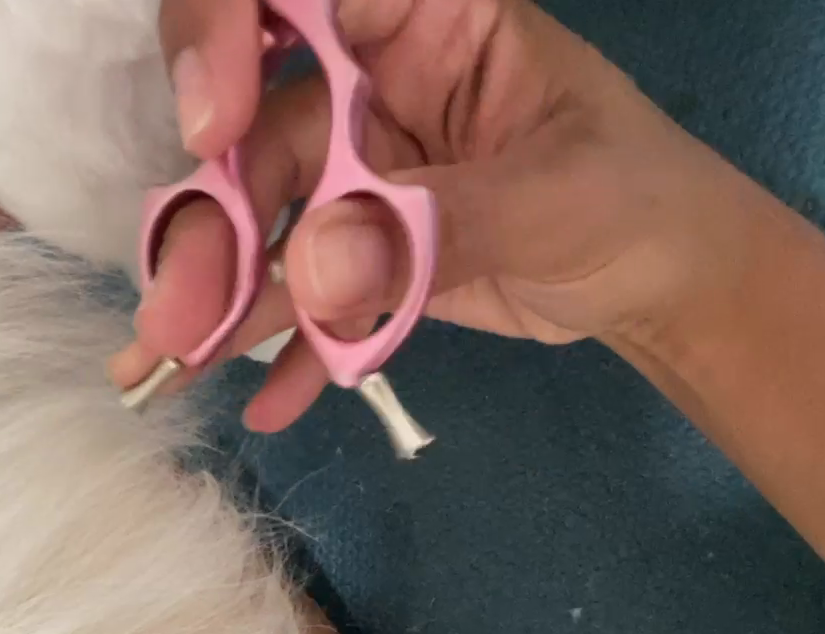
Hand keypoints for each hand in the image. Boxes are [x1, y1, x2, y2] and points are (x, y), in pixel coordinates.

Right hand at [117, 0, 783, 431]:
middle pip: (255, 140)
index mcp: (419, 18)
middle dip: (211, 229)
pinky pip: (311, 297)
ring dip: (222, 301)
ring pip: (266, 228)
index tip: (211, 130)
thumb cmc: (627, 199)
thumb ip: (438, 228)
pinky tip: (269, 404)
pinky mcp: (365, 255)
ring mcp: (360, 177)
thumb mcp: (550, 197)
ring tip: (177, 368)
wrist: (649, 278)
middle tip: (175, 319)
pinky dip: (291, 348)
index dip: (223, 38)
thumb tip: (320, 269)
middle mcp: (369, 87)